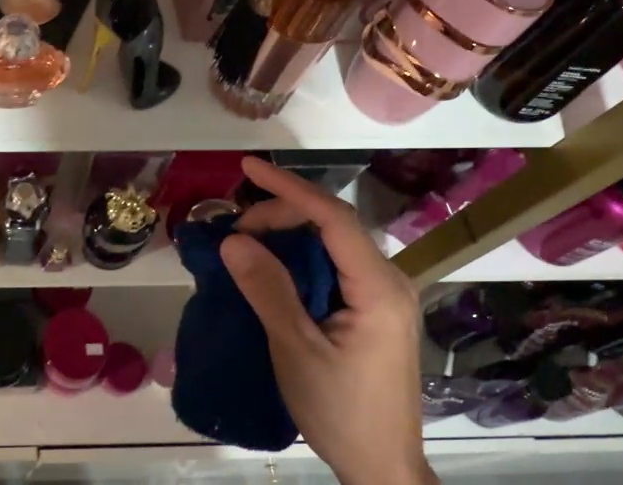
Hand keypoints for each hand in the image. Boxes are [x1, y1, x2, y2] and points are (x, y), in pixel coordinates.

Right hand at [224, 158, 434, 484]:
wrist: (383, 470)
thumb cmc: (342, 412)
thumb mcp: (296, 351)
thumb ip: (267, 290)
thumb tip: (233, 240)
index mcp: (378, 288)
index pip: (332, 218)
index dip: (289, 188)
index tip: (247, 168)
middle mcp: (389, 282)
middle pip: (333, 224)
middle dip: (282, 214)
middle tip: (236, 233)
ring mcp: (385, 297)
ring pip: (333, 242)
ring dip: (289, 233)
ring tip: (247, 243)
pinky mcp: (375, 311)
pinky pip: (336, 264)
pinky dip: (301, 255)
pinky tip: (273, 267)